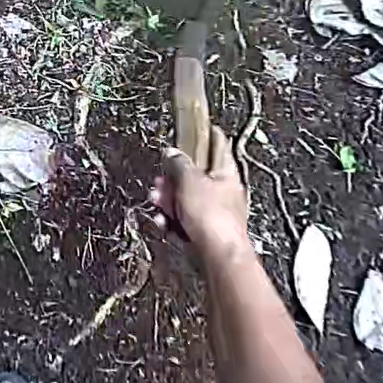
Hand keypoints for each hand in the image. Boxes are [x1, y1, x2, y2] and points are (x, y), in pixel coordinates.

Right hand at [149, 125, 251, 269]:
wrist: (217, 256)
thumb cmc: (210, 213)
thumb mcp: (189, 180)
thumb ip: (178, 163)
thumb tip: (171, 152)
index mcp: (226, 171)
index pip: (218, 143)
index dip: (205, 133)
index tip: (195, 126)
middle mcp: (223, 190)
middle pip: (194, 174)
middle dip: (172, 177)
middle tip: (160, 180)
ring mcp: (215, 212)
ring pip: (186, 198)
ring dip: (168, 199)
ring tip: (156, 201)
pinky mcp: (205, 231)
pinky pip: (184, 219)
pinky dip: (172, 219)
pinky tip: (163, 222)